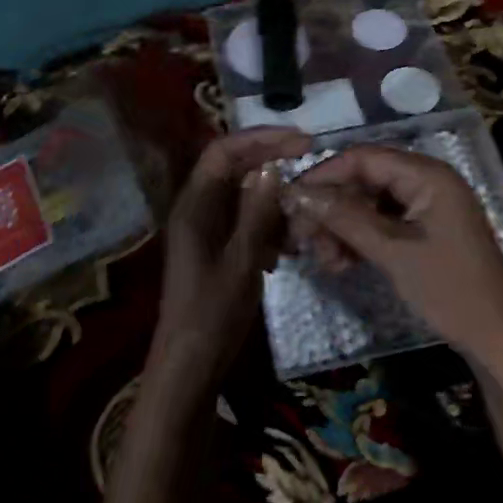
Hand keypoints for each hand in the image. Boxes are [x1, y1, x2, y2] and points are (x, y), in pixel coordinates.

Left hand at [148, 127, 312, 391]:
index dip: (261, 139)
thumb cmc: (212, 313)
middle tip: (313, 168)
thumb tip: (272, 167)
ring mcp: (205, 231)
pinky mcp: (215, 251)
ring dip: (273, 201)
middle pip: (234, 171)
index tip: (303, 141)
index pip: (223, 152)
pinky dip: (267, 227)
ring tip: (304, 216)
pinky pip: (244, 224)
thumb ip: (256, 213)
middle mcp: (196, 210)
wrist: (190, 363)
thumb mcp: (242, 261)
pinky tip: (288, 248)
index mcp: (194, 206)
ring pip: (242, 198)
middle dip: (272, 166)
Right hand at [289, 145, 502, 348]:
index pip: (362, 158)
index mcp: (428, 176)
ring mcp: (425, 207)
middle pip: (362, 181)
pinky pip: (379, 223)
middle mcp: (426, 182)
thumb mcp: (392, 252)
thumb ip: (344, 217)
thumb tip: (297, 194)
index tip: (290, 201)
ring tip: (325, 260)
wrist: (496, 337)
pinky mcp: (422, 230)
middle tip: (302, 238)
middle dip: (330, 209)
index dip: (323, 176)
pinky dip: (357, 239)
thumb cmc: (449, 290)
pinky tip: (341, 263)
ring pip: (366, 204)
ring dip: (340, 228)